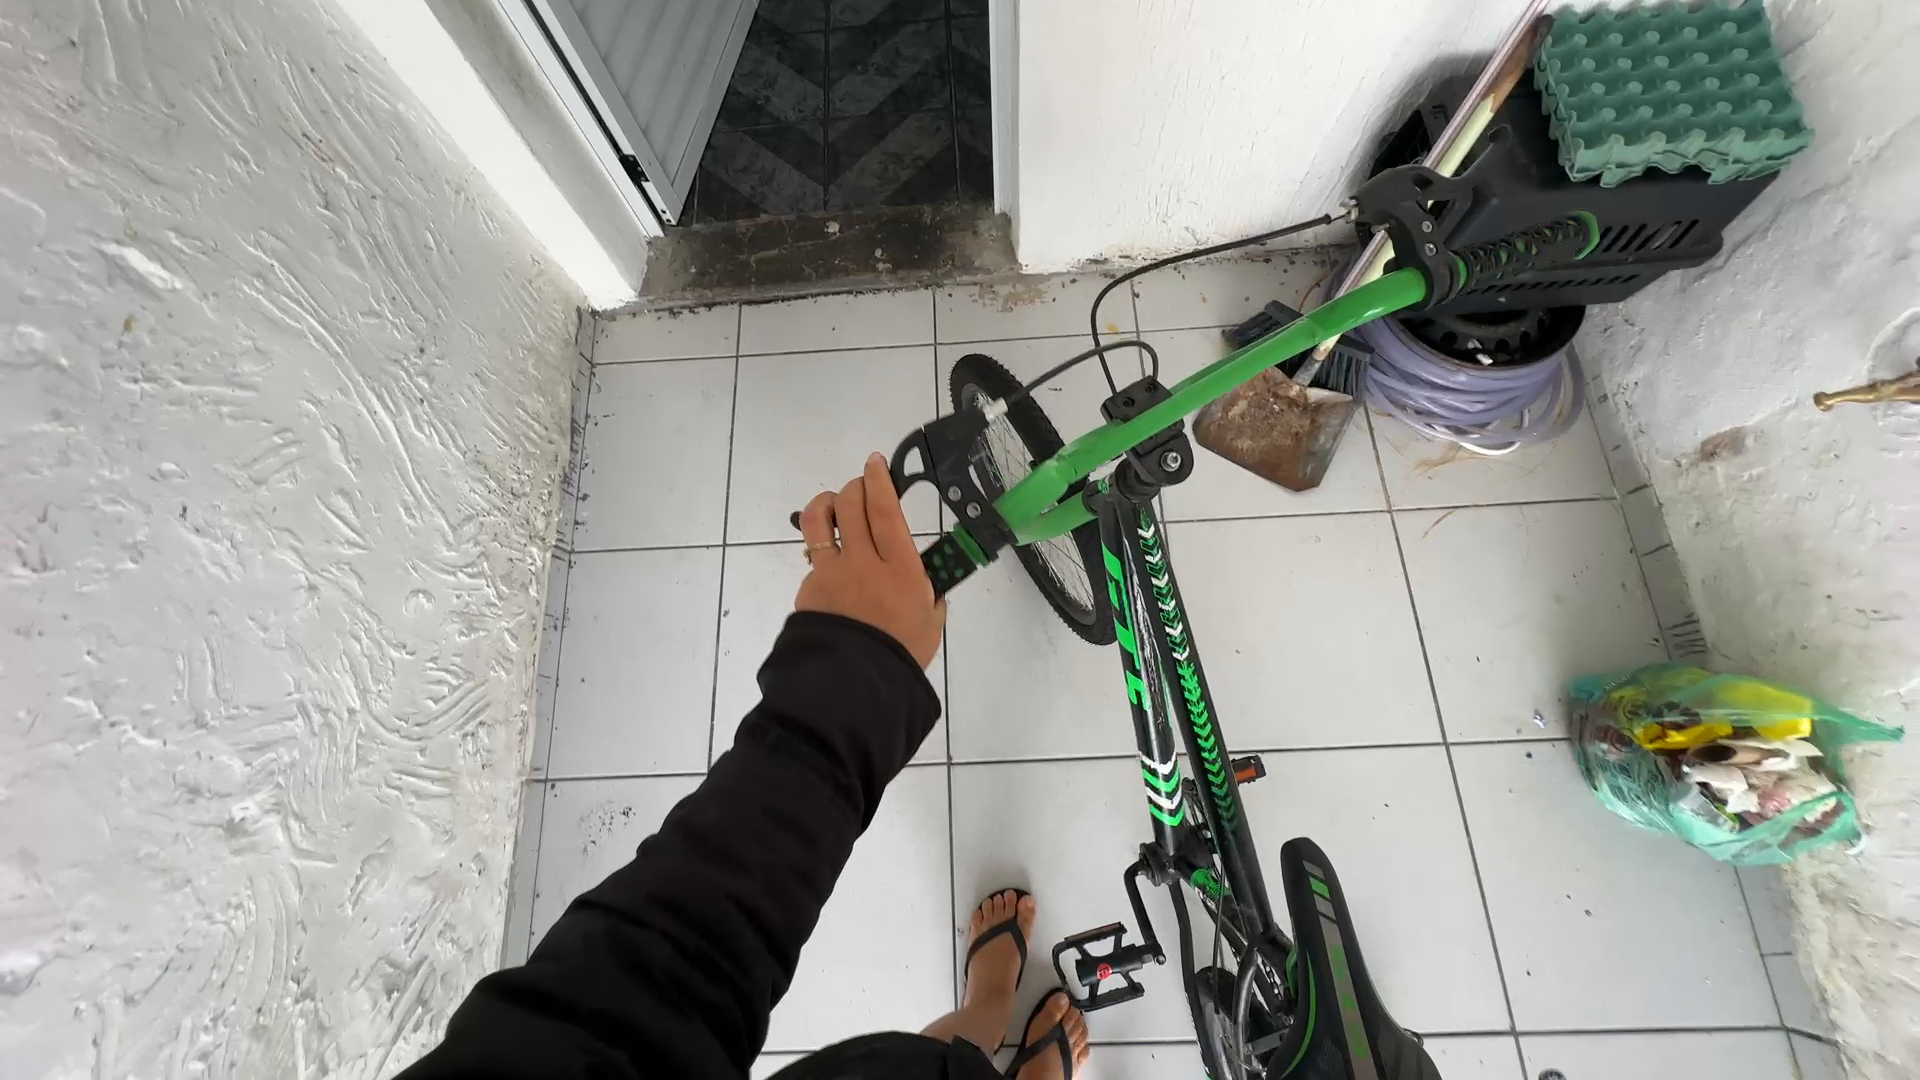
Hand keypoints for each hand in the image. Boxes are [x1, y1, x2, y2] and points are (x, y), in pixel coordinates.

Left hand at [795, 453, 945, 667]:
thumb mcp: (931, 623)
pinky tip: (830, 561)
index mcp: (900, 568)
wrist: (854, 686)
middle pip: (851, 504)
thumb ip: (930, 594)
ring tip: (834, 505)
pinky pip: (814, 556)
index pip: (885, 510)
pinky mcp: (809, 587)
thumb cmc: (901, 655)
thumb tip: (926, 581)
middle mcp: (863, 562)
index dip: (879, 480)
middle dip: (856, 486)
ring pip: (819, 519)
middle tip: (862, 487)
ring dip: (827, 502)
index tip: (876, 462)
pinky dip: (822, 548)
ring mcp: (830, 572)